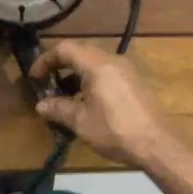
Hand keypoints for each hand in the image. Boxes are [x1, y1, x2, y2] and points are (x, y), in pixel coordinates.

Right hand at [29, 41, 181, 167]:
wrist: (157, 145)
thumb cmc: (115, 131)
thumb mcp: (81, 122)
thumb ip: (59, 109)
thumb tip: (41, 105)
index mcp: (97, 65)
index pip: (65, 49)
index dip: (46, 60)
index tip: (35, 77)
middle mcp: (113, 60)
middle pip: (80, 53)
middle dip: (60, 67)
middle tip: (47, 84)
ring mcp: (126, 70)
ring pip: (94, 63)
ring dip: (76, 75)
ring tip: (64, 96)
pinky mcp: (134, 82)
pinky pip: (106, 72)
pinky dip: (91, 80)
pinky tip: (87, 102)